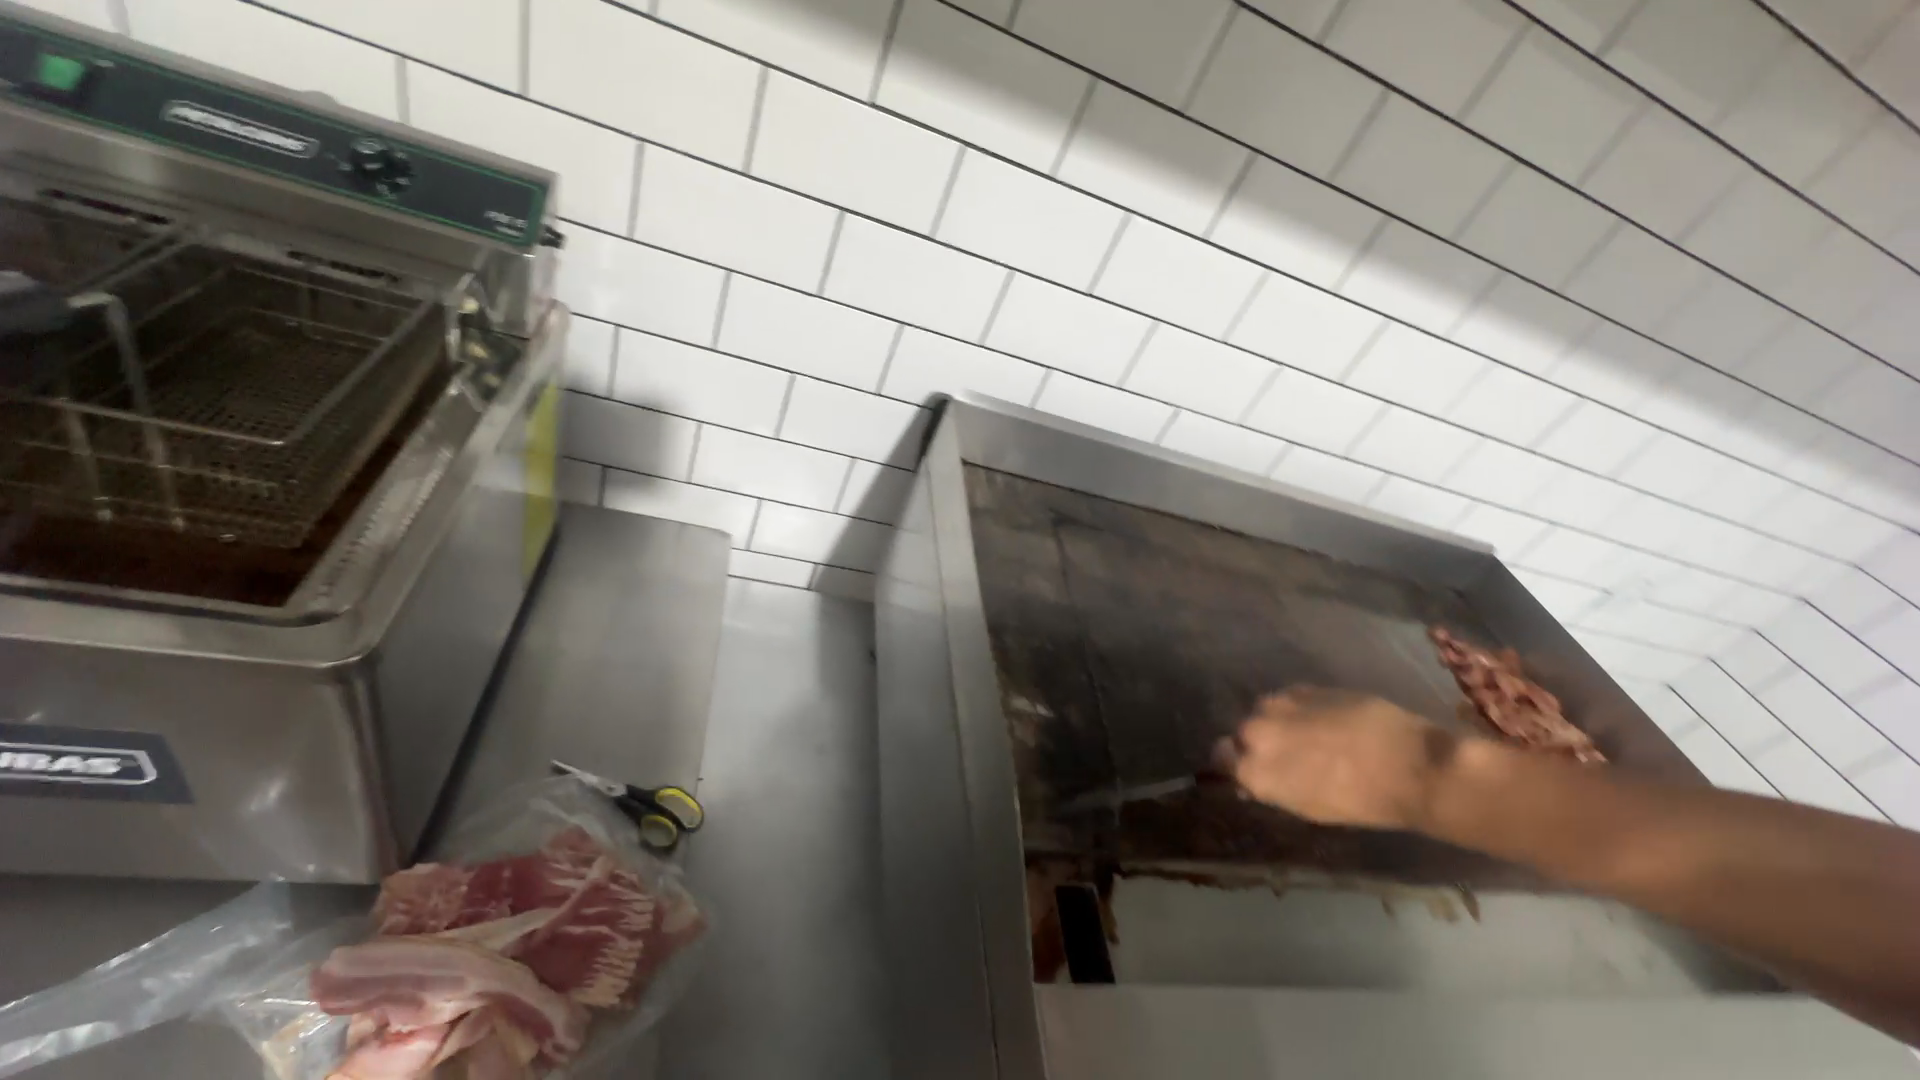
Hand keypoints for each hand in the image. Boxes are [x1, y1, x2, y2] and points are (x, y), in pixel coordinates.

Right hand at [1216, 688, 1457, 830]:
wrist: (1410, 765)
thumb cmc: (1361, 802)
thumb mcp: (1307, 807)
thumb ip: (1272, 787)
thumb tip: (1252, 779)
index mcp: (1254, 769)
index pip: (1220, 757)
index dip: (1236, 762)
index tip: (1253, 768)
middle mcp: (1256, 732)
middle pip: (1244, 732)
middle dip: (1260, 741)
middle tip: (1289, 755)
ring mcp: (1280, 704)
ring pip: (1267, 711)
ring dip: (1280, 721)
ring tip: (1310, 735)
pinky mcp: (1306, 687)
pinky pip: (1291, 699)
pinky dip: (1302, 709)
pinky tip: (1328, 721)